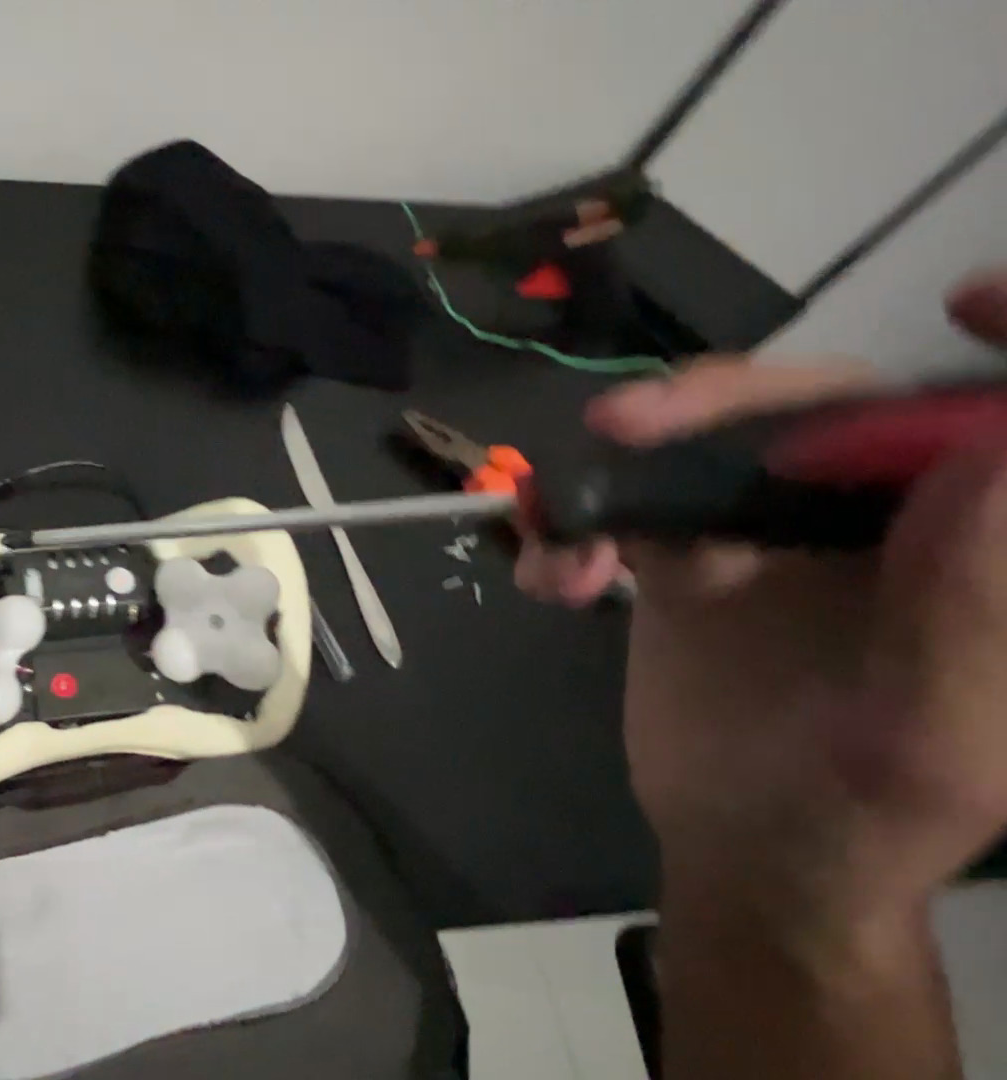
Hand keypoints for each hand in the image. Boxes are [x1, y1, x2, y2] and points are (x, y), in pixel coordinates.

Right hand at [518, 359, 1006, 945]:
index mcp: (981, 552)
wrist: (735, 851)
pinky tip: (549, 578)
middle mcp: (891, 519)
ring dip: (613, 469)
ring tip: (553, 530)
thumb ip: (966, 614)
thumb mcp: (924, 747)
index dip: (999, 348)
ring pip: (703, 442)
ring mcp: (779, 529)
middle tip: (620, 427)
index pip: (999, 421)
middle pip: (823, 409)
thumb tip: (989, 450)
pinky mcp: (688, 551)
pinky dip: (570, 525)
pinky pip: (623, 502)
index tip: (955, 304)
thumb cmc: (853, 822)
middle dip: (720, 402)